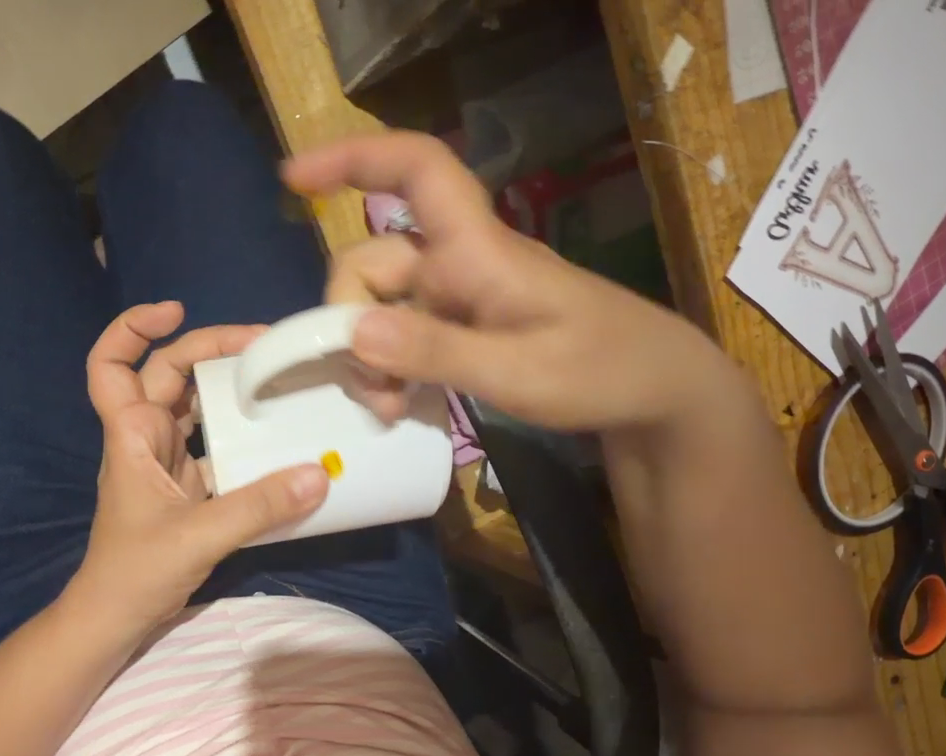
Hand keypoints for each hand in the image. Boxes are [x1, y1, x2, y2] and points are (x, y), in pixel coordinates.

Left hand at [66, 302, 329, 630]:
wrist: (117, 617)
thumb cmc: (135, 572)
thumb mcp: (197, 537)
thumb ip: (257, 508)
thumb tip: (319, 473)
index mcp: (131, 435)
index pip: (110, 364)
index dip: (133, 328)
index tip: (176, 311)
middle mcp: (146, 439)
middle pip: (168, 374)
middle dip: (209, 348)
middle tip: (263, 342)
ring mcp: (167, 463)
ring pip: (193, 406)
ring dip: (228, 388)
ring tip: (278, 375)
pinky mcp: (188, 487)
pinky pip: (215, 445)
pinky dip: (242, 434)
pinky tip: (278, 436)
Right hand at [284, 133, 751, 434]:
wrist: (652, 396)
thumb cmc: (601, 371)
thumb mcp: (520, 370)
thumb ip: (437, 351)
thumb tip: (354, 331)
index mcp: (479, 251)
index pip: (417, 171)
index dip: (354, 159)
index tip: (293, 179)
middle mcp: (457, 266)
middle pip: (370, 264)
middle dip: (348, 322)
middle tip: (372, 391)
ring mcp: (454, 301)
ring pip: (376, 309)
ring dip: (365, 358)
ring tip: (388, 407)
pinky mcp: (457, 331)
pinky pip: (398, 338)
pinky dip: (386, 370)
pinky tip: (398, 405)